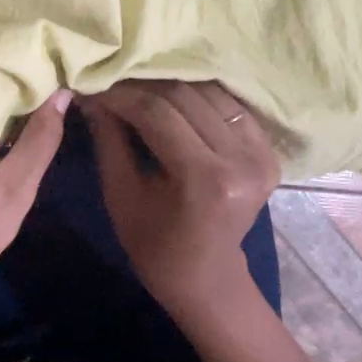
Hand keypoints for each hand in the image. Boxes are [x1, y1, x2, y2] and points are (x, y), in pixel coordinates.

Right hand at [81, 81, 279, 315]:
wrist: (205, 275)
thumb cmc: (154, 244)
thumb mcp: (121, 195)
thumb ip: (109, 141)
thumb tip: (92, 96)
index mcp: (205, 179)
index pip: (157, 114)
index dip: (121, 96)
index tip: (94, 89)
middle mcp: (241, 160)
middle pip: (185, 96)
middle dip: (142, 87)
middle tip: (112, 86)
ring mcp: (261, 154)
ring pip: (209, 93)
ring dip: (170, 86)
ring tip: (139, 90)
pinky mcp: (269, 152)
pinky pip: (229, 106)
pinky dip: (199, 97)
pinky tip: (173, 101)